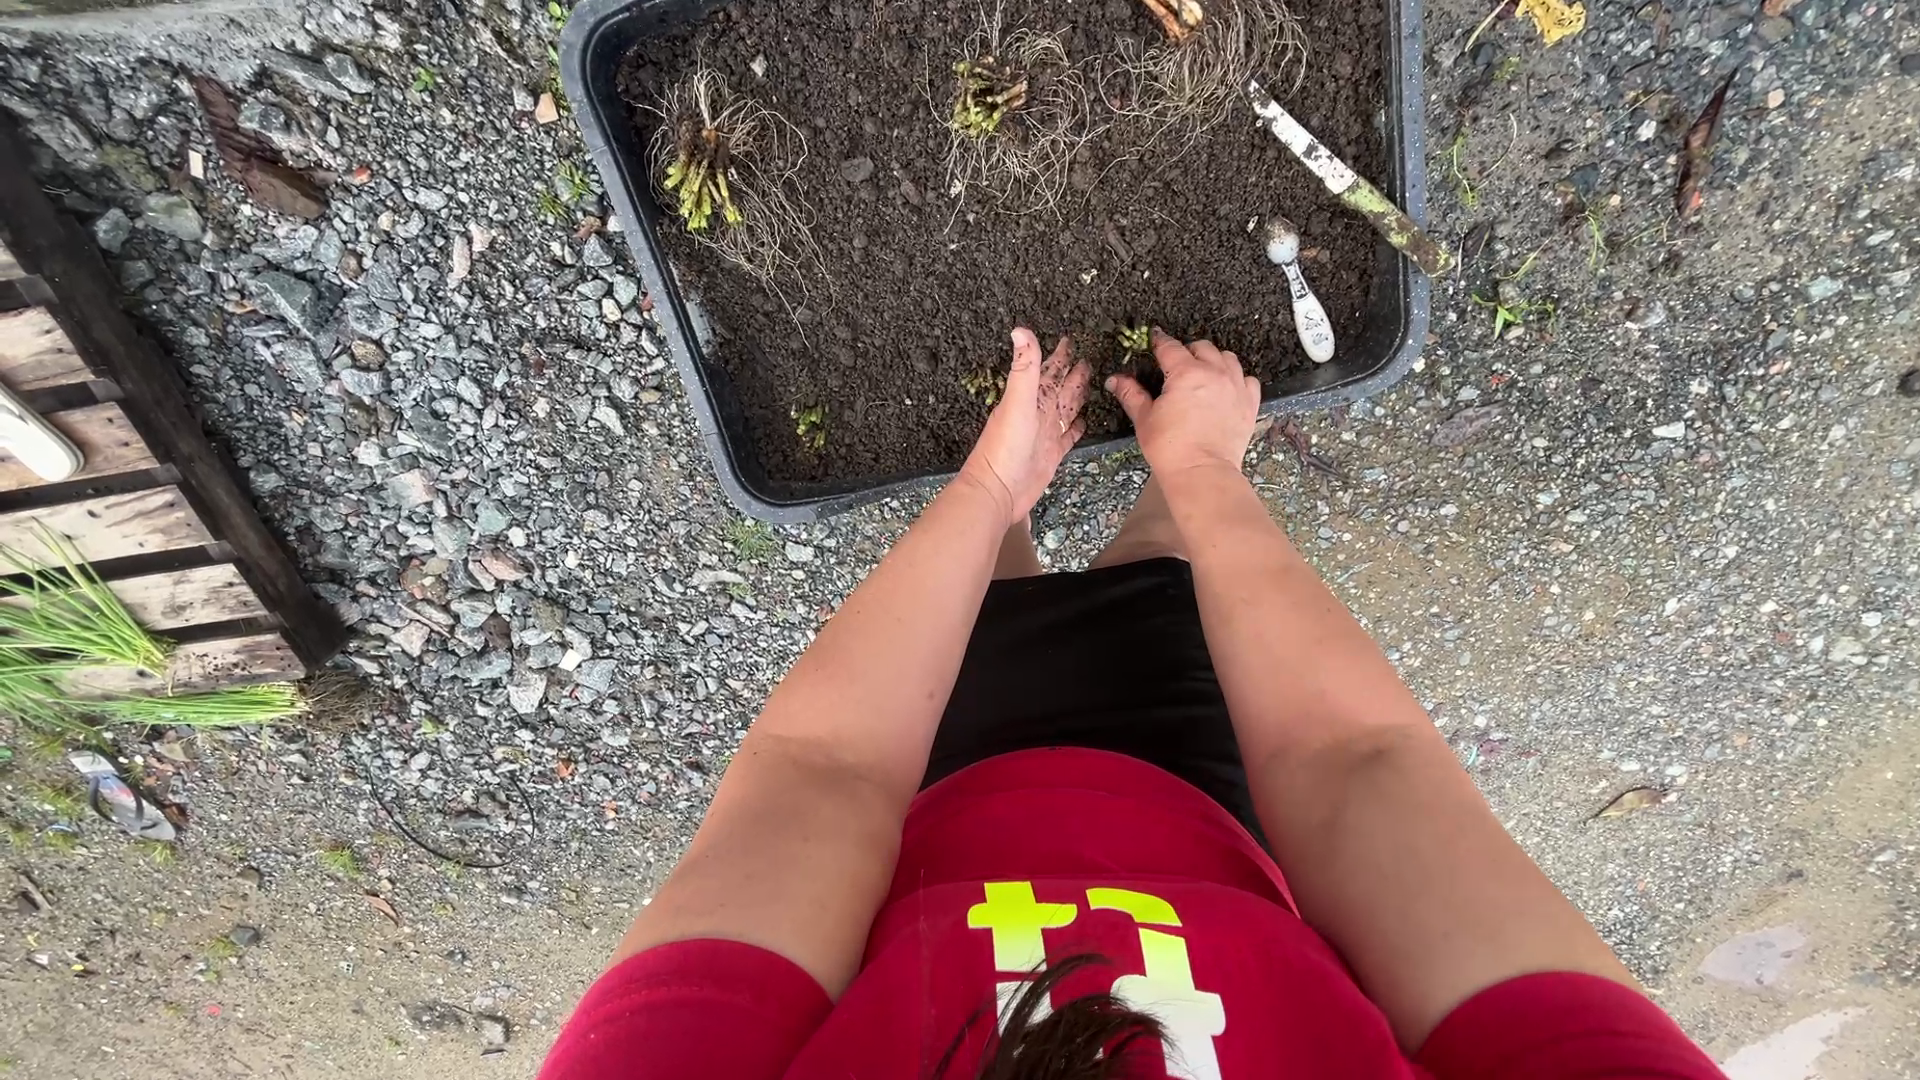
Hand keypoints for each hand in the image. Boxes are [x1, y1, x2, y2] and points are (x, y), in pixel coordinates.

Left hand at [957, 328, 1089, 526]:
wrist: (998, 490)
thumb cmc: (1004, 448)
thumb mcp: (1017, 402)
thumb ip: (1023, 368)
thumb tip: (1020, 330)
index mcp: (1030, 398)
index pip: (1048, 370)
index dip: (1059, 355)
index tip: (1069, 340)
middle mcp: (1039, 413)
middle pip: (1060, 387)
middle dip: (1073, 372)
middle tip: (1088, 356)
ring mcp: (1045, 433)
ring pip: (1066, 408)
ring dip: (1077, 396)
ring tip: (1090, 383)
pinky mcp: (1052, 454)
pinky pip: (1068, 435)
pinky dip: (1076, 427)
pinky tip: (1084, 421)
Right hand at [1106, 329, 1260, 474]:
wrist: (1201, 471)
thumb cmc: (1171, 449)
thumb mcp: (1145, 419)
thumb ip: (1131, 394)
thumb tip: (1116, 380)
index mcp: (1186, 374)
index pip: (1170, 347)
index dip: (1159, 341)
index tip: (1155, 339)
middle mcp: (1214, 373)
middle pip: (1202, 347)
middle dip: (1188, 351)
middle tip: (1177, 364)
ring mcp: (1235, 387)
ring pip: (1227, 358)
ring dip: (1214, 360)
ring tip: (1203, 373)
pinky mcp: (1249, 403)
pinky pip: (1248, 379)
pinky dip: (1237, 378)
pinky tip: (1226, 388)